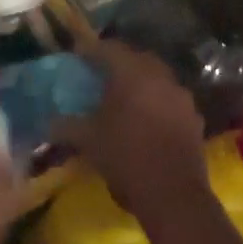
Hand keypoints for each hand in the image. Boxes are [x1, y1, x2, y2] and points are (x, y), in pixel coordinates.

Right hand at [58, 39, 213, 212]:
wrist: (172, 195)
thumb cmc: (125, 158)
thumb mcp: (87, 141)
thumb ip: (65, 126)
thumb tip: (49, 122)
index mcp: (133, 75)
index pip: (109, 49)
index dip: (90, 50)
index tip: (76, 55)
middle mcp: (161, 78)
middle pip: (136, 59)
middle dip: (117, 63)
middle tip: (97, 74)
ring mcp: (181, 98)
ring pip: (156, 79)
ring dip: (138, 83)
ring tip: (120, 97)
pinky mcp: (193, 119)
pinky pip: (168, 100)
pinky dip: (153, 102)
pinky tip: (142, 119)